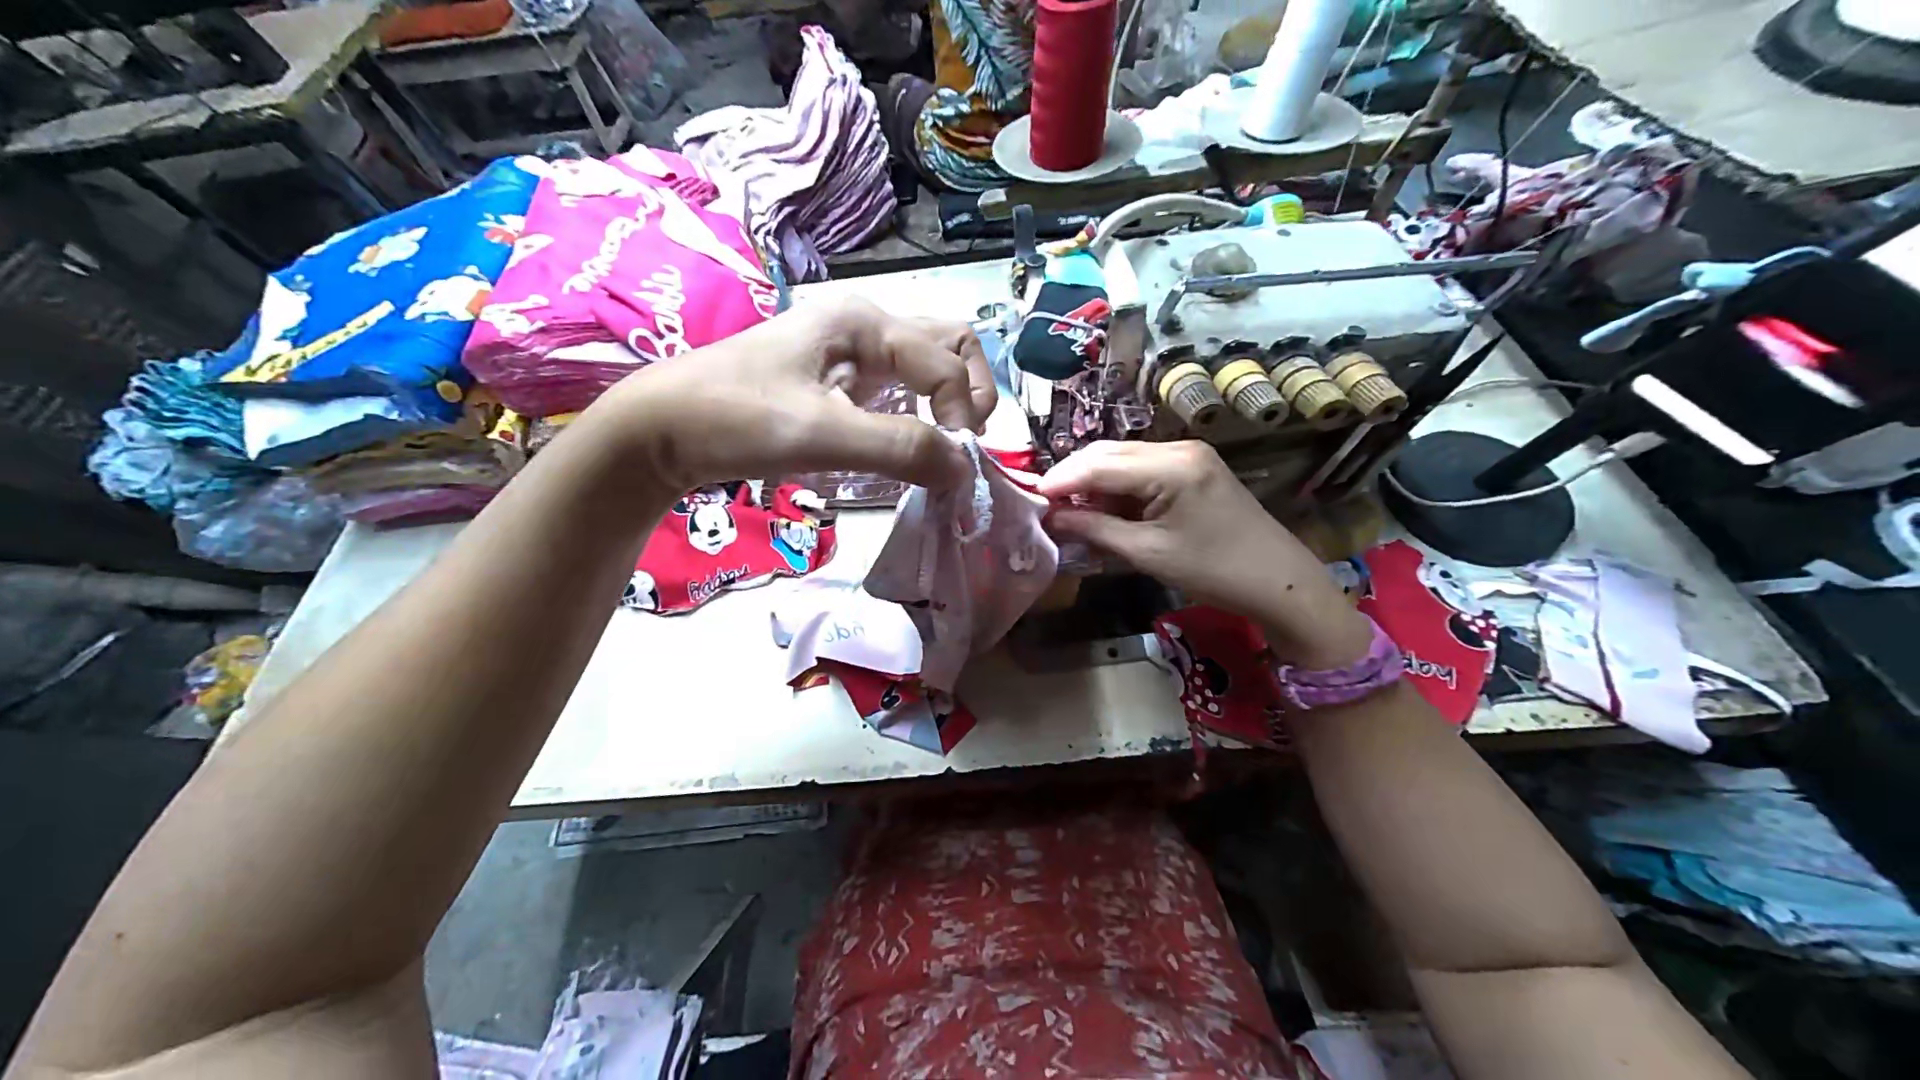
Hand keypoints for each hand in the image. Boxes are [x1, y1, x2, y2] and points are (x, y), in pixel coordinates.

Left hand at [591, 297, 996, 490]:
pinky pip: (901, 386)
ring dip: (951, 397)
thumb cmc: (736, 419)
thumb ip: (899, 448)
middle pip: (950, 342)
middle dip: (971, 388)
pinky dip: (924, 409)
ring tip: (948, 440)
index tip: (951, 463)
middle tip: (964, 437)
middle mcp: (865, 326)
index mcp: (864, 322)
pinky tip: (914, 439)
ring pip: (928, 362)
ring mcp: (851, 351)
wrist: (663, 428)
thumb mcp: (820, 433)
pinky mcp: (838, 379)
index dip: (962, 410)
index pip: (947, 359)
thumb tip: (963, 468)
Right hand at [1038, 441, 1372, 666]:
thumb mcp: (1148, 553)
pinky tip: (1101, 509)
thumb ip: (1095, 530)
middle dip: (1073, 478)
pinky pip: (1141, 470)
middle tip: (1045, 507)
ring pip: (1122, 460)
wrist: (1278, 581)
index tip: (1030, 500)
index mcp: (1171, 466)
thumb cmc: (1214, 570)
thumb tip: (1051, 518)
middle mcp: (1178, 448)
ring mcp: (1188, 455)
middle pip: (1108, 454)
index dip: (1061, 481)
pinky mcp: (1192, 468)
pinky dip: (1116, 488)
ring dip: (1093, 483)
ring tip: (1068, 512)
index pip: (1099, 465)